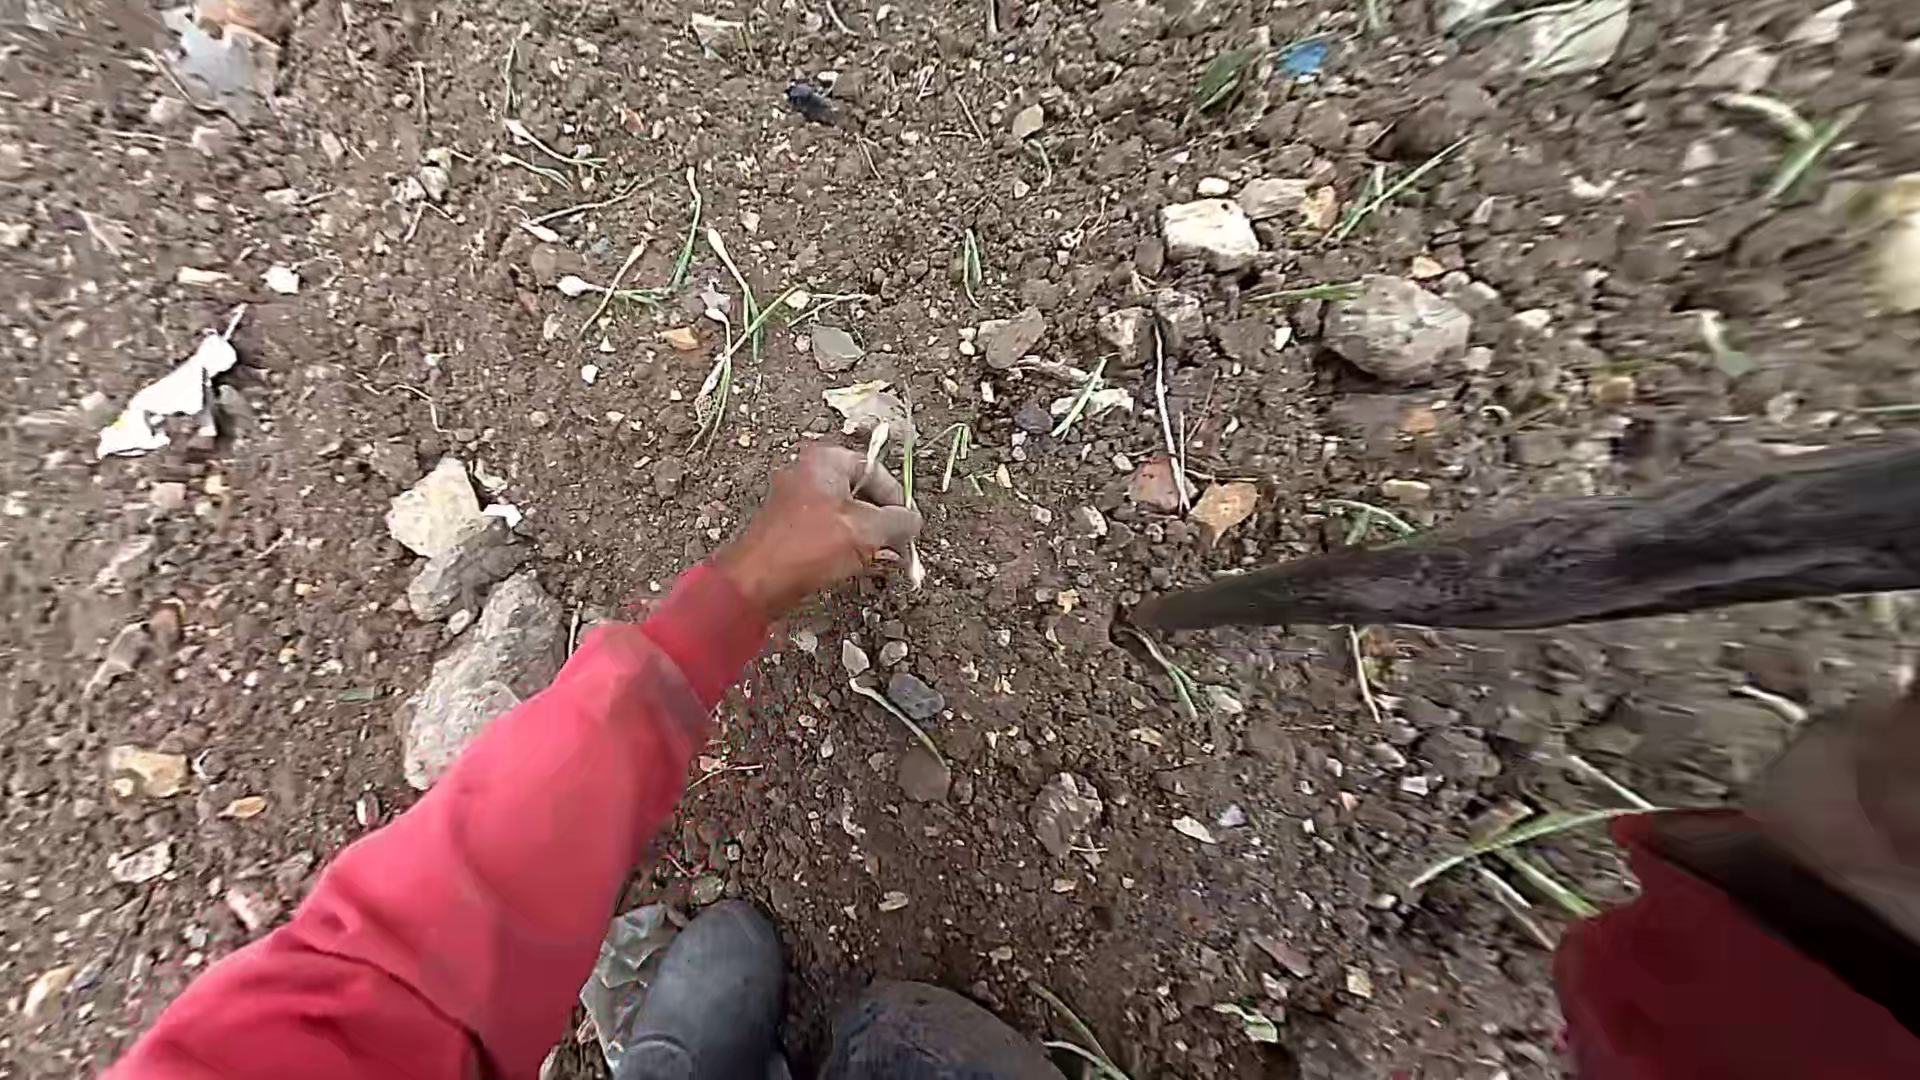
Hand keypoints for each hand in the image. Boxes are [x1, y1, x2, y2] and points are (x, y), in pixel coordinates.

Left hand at [713, 442, 923, 617]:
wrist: (755, 583)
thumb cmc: (812, 547)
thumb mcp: (867, 531)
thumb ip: (899, 521)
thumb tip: (914, 521)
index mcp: (826, 461)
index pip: (877, 471)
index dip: (899, 499)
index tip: (911, 526)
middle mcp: (809, 474)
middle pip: (863, 493)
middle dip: (886, 522)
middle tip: (903, 546)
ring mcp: (797, 501)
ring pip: (847, 515)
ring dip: (872, 537)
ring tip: (890, 561)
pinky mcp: (791, 529)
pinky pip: (830, 531)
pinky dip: (850, 545)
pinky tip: (866, 566)